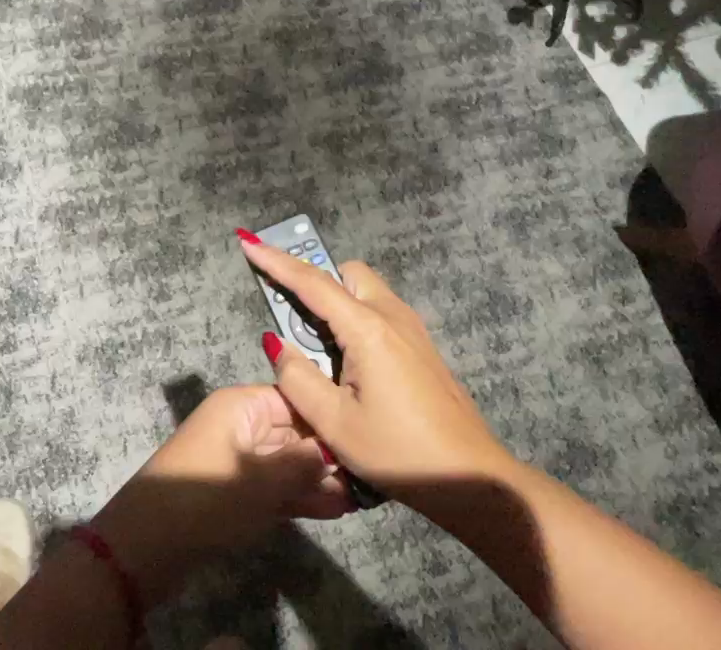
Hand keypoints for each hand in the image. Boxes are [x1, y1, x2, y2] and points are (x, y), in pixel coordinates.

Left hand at [89, 384, 350, 600]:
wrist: (149, 543)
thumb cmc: (208, 497)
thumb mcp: (262, 480)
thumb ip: (302, 464)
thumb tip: (332, 450)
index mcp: (241, 406)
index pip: (294, 398)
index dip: (328, 417)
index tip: (365, 436)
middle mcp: (240, 425)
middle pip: (293, 431)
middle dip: (329, 454)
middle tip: (371, 476)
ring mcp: (236, 460)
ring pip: (286, 463)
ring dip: (319, 481)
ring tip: (361, 498)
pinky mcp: (234, 492)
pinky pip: (274, 487)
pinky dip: (299, 497)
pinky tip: (335, 510)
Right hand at [242, 239, 517, 513]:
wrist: (472, 478)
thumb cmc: (399, 452)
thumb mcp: (335, 424)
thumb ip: (297, 379)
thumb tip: (278, 346)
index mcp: (367, 330)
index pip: (312, 283)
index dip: (276, 262)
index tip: (248, 242)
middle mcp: (392, 317)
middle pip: (347, 274)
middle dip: (317, 281)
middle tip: (294, 316)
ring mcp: (413, 330)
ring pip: (367, 292)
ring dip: (337, 303)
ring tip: (321, 351)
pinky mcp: (422, 348)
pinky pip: (381, 314)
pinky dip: (356, 320)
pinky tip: (351, 366)